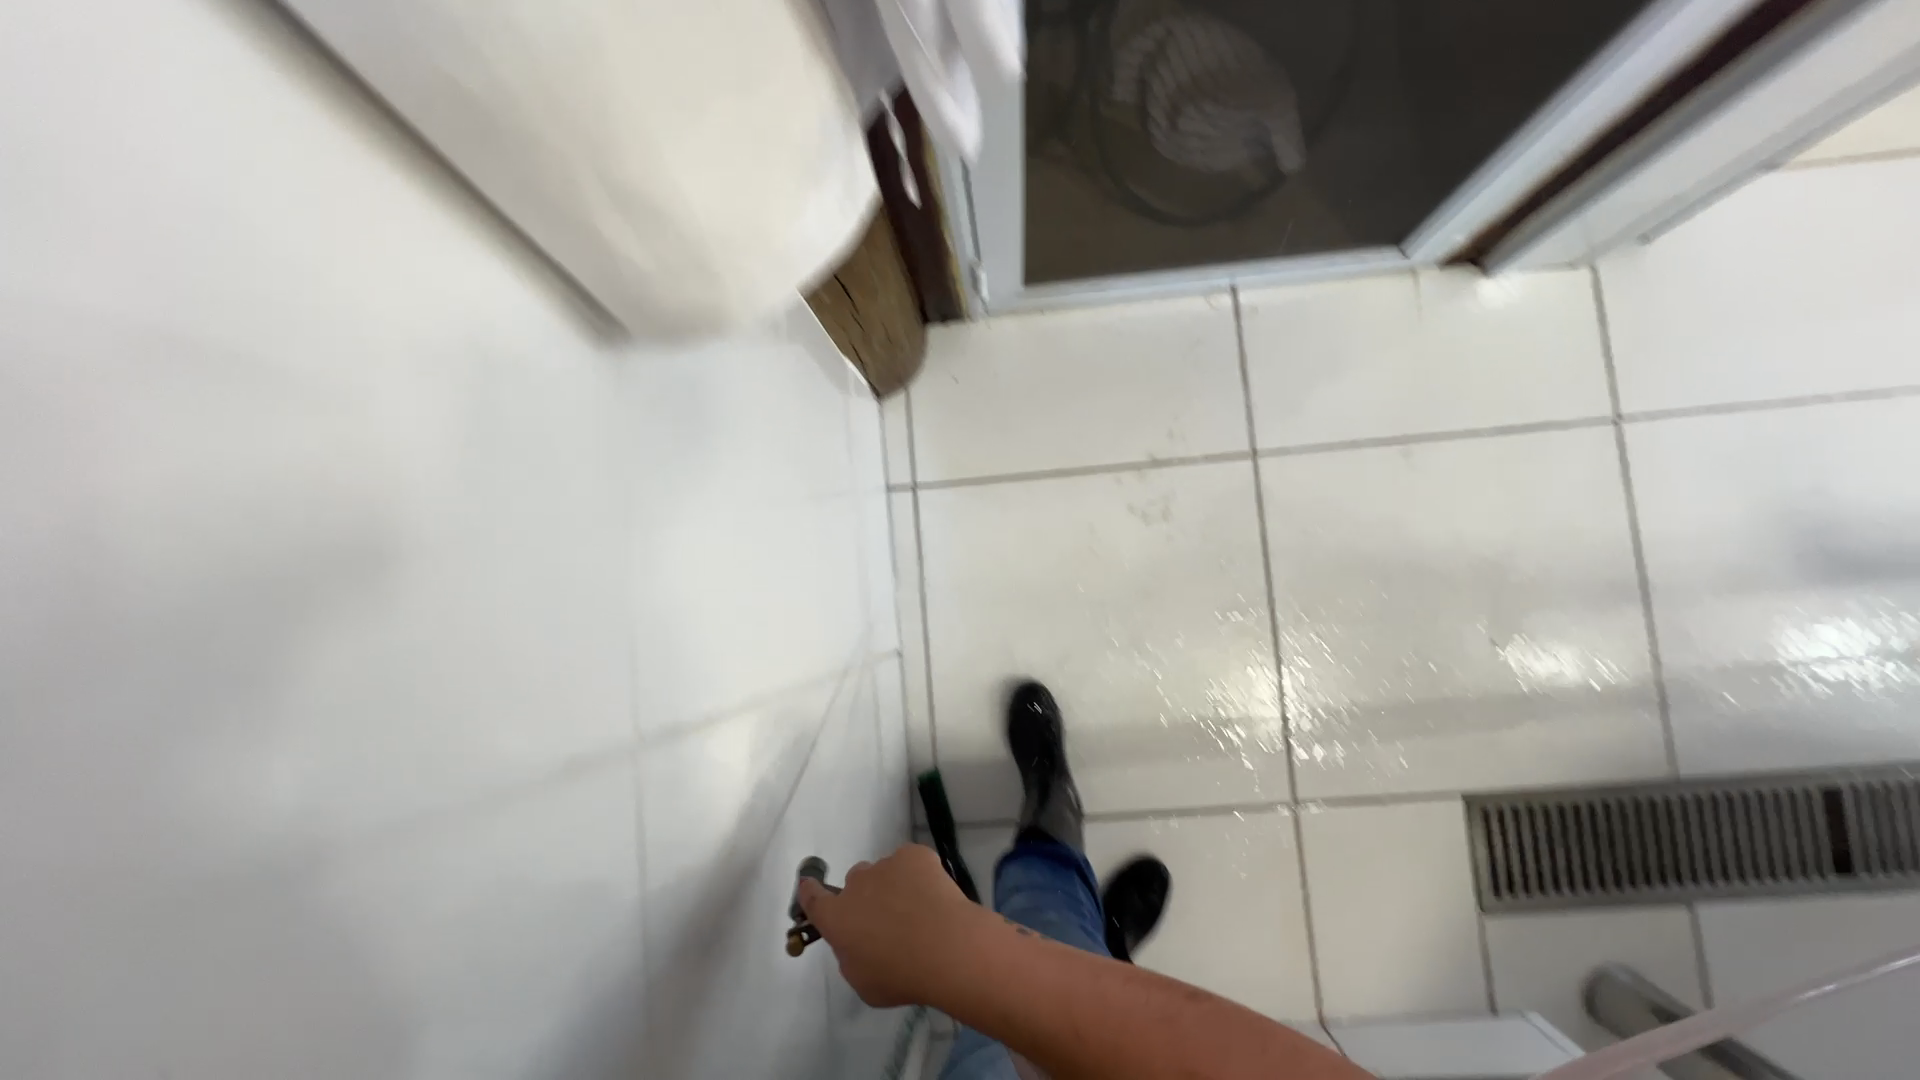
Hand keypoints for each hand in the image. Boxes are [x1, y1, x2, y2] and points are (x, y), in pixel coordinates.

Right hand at [797, 843, 988, 1007]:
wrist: (946, 947)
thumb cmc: (901, 975)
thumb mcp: (863, 982)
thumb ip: (851, 957)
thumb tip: (855, 942)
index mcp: (836, 917)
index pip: (812, 898)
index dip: (810, 892)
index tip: (811, 887)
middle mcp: (856, 884)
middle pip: (855, 883)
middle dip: (866, 897)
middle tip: (888, 921)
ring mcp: (886, 865)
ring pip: (884, 872)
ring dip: (893, 887)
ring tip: (919, 912)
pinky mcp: (914, 854)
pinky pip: (909, 862)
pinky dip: (917, 874)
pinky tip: (933, 897)